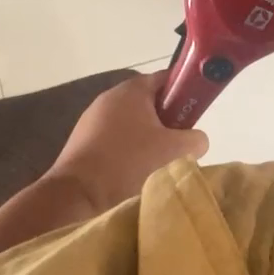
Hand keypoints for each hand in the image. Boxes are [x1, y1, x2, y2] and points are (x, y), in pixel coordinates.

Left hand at [46, 73, 208, 207]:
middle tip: (179, 144)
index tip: (194, 115)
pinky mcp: (81, 142)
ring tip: (156, 164)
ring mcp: (92, 120)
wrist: (77, 195)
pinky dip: (128, 152)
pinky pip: (115, 140)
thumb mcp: (176, 150)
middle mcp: (109, 97)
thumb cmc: (129, 163)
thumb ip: (196, 139)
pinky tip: (132, 173)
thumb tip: (196, 141)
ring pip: (133, 124)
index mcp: (132, 90)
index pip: (168, 79)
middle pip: (151, 103)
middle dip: (168, 122)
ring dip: (147, 140)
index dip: (185, 93)